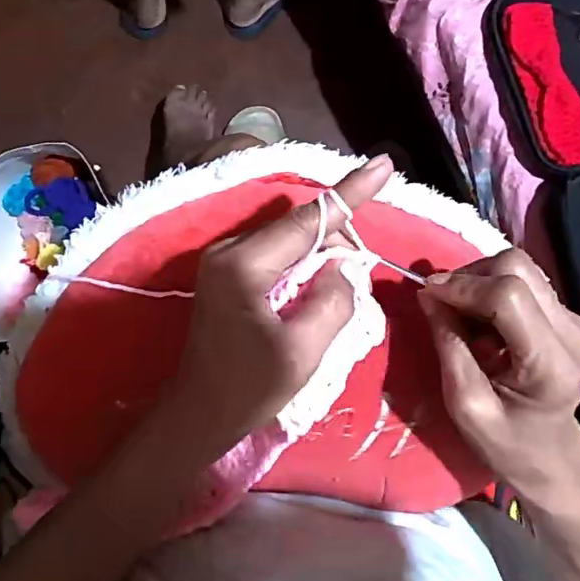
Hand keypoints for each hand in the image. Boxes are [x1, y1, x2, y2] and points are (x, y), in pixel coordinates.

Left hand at [159, 155, 394, 459]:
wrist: (196, 415)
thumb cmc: (247, 389)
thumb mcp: (302, 351)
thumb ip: (333, 301)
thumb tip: (345, 267)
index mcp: (244, 265)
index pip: (308, 219)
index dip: (350, 193)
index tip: (383, 165)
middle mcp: (229, 250)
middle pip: (298, 225)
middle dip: (338, 234)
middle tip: (362, 269)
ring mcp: (224, 260)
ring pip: (289, 237)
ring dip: (322, 249)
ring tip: (345, 278)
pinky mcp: (227, 274)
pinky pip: (276, 252)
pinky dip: (304, 259)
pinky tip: (319, 280)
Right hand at [419, 249, 579, 506]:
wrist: (549, 458)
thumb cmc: (506, 443)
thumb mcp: (465, 405)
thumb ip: (448, 346)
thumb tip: (428, 295)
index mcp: (550, 362)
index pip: (508, 295)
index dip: (463, 286)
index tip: (427, 293)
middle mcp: (571, 331)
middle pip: (517, 267)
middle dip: (471, 277)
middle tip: (443, 303)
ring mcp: (573, 320)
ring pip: (520, 268)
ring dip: (480, 281)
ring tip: (461, 314)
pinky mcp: (567, 316)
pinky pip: (524, 281)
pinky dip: (492, 290)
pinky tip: (480, 321)